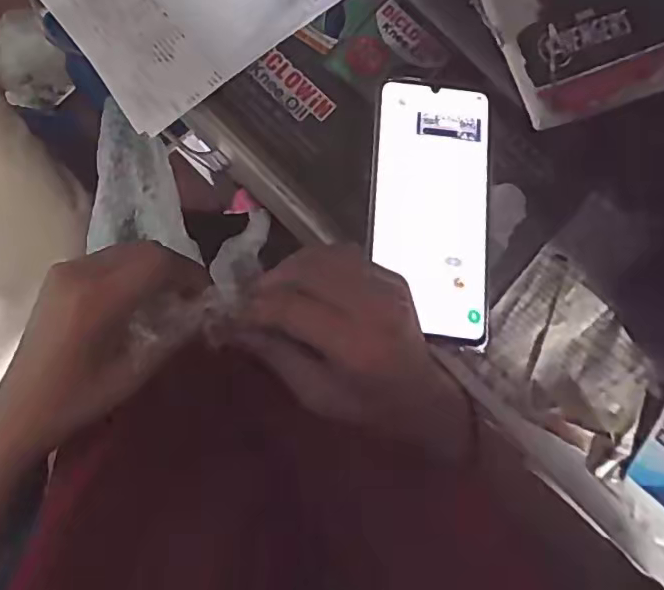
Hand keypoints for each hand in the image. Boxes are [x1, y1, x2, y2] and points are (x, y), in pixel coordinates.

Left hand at [0, 241, 208, 466]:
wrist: (17, 413)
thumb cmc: (75, 403)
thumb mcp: (131, 375)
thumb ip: (170, 338)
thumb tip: (202, 313)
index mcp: (97, 297)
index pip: (157, 263)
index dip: (189, 272)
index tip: (206, 292)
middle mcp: (80, 271)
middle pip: (144, 249)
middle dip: (174, 266)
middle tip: (192, 293)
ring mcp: (66, 268)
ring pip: (126, 249)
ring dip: (153, 264)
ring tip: (169, 293)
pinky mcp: (59, 273)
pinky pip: (107, 257)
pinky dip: (131, 267)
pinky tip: (137, 293)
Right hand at [232, 243, 472, 462]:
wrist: (430, 397)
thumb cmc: (371, 408)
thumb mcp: (318, 396)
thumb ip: (276, 356)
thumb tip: (236, 327)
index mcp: (356, 345)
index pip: (292, 308)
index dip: (256, 306)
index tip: (233, 312)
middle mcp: (373, 305)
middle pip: (306, 271)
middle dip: (269, 281)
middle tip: (249, 296)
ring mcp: (386, 284)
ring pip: (322, 255)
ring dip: (290, 267)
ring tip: (273, 287)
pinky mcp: (391, 274)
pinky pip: (342, 254)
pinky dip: (315, 263)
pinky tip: (305, 282)